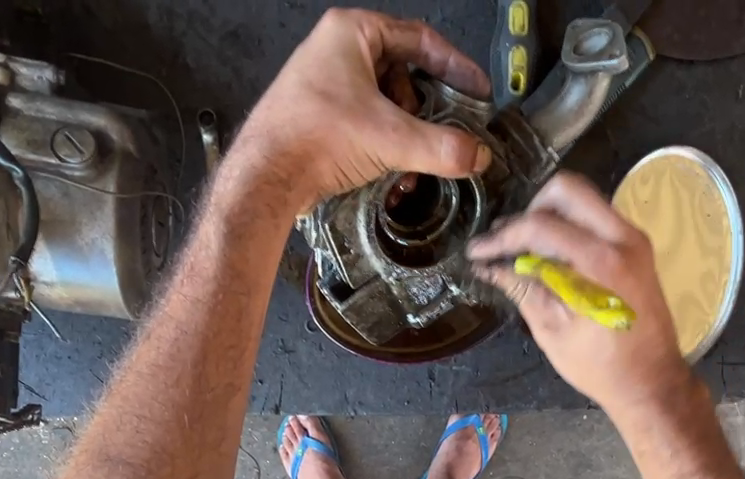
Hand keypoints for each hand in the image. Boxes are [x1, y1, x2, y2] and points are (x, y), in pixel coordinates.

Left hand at [232, 9, 491, 212]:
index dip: (455, 67)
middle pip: (404, 77)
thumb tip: (478, 156)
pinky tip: (391, 179)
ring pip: (386, 107)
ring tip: (411, 168)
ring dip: (406, 141)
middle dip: (425, 115)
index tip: (477, 92)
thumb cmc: (317, 138)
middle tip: (442, 137)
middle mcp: (337, 52)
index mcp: (352, 32)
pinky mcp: (321, 120)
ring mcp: (327, 86)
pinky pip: (367, 127)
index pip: (421, 40)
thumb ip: (441, 147)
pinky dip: (384, 151)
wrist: (266, 177)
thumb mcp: (391, 139)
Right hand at [469, 173, 697, 419]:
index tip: (477, 252)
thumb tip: (490, 269)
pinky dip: (569, 228)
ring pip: (583, 200)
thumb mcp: (553, 332)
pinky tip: (550, 257)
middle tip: (508, 243)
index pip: (540, 226)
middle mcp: (622, 237)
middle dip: (529, 211)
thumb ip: (523, 290)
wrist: (652, 381)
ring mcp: (633, 238)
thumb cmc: (601, 367)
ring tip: (523, 250)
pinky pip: (596, 218)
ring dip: (549, 217)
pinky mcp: (636, 247)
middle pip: (566, 190)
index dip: (502, 237)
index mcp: (601, 262)